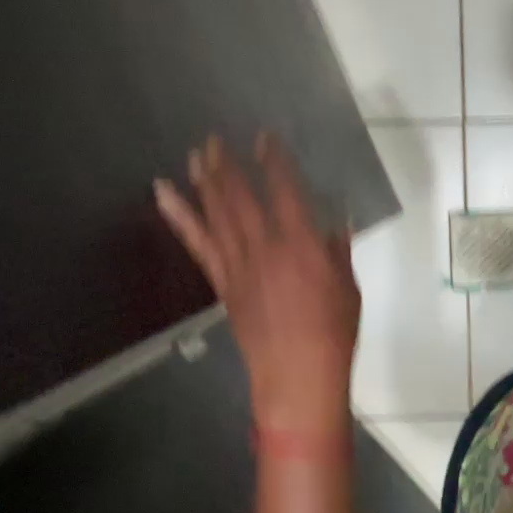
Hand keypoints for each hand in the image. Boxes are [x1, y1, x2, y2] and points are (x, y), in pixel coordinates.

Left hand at [155, 133, 359, 446]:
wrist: (298, 374)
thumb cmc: (333, 332)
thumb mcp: (348, 286)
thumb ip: (337, 251)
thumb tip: (334, 225)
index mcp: (301, 244)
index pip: (285, 190)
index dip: (275, 160)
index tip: (266, 138)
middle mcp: (264, 246)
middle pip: (240, 196)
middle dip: (228, 164)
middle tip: (215, 139)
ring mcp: (238, 264)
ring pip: (216, 214)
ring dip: (205, 182)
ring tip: (195, 156)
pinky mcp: (223, 284)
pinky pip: (198, 244)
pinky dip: (180, 218)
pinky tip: (164, 197)